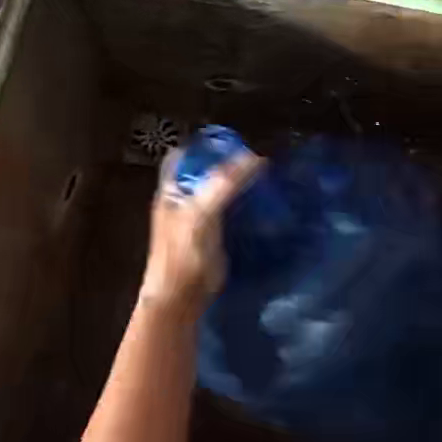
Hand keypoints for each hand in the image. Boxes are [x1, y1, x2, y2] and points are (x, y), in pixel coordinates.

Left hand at [139, 147, 263, 312]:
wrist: (180, 298)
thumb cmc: (183, 254)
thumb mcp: (202, 212)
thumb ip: (224, 184)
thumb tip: (255, 158)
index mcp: (173, 190)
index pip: (188, 157)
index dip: (207, 148)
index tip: (235, 144)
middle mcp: (184, 200)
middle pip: (208, 173)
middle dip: (231, 166)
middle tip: (259, 162)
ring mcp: (199, 219)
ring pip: (222, 193)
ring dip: (242, 187)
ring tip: (268, 180)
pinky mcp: (215, 237)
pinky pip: (233, 213)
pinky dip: (247, 207)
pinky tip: (266, 206)